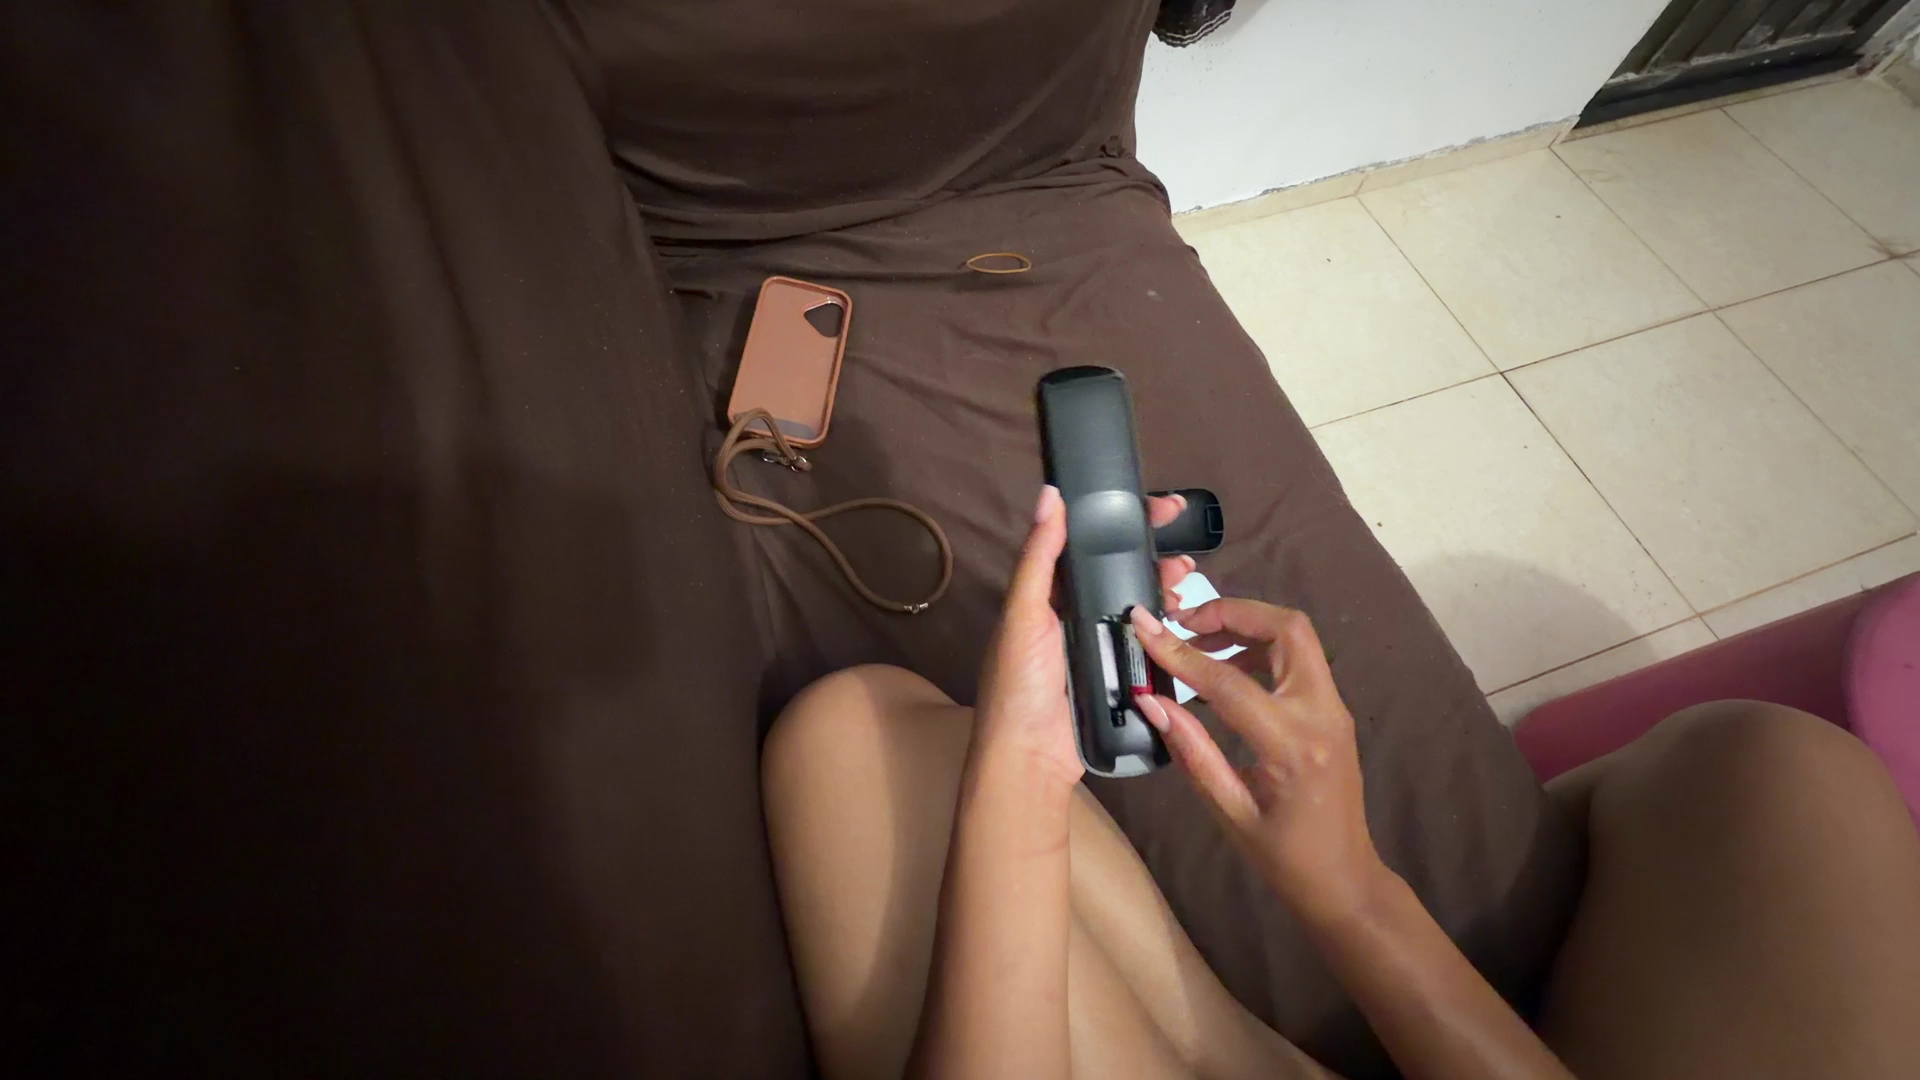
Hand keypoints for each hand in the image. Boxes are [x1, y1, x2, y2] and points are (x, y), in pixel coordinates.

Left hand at [972, 487, 1194, 787]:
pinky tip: (1183, 615)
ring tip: (1187, 578)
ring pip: (1136, 603)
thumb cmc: (1020, 681)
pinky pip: (1145, 639)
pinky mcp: (1117, 672)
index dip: (1117, 521)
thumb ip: (1038, 558)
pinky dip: (1165, 623)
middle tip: (1182, 544)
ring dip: (1162, 584)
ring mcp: (1096, 643)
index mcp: (1044, 594)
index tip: (1154, 506)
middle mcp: (1071, 613)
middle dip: (1150, 553)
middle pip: (1117, 572)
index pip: (1083, 544)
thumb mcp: (1024, 614)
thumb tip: (1050, 495)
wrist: (1032, 757)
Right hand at [1126, 601, 1385, 923]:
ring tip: (1197, 642)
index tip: (1143, 625)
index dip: (1180, 652)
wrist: (1347, 881)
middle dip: (1231, 611)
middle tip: (1184, 621)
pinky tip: (1224, 668)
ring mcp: (1333, 707)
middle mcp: (1321, 714)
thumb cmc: (1284, 856)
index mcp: (1292, 746)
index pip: (1228, 681)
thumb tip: (1150, 700)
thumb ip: (1190, 749)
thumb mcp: (1228, 810)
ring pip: (1295, 635)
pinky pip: (1297, 657)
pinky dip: (1257, 646)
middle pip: (1286, 628)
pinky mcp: (1330, 708)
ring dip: (1245, 625)